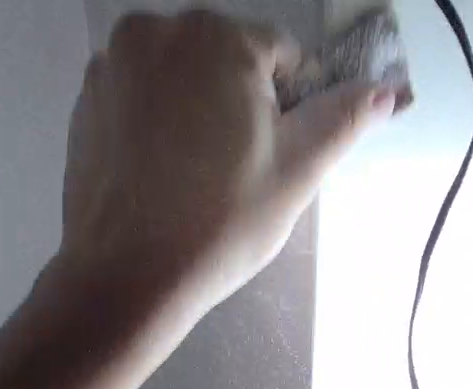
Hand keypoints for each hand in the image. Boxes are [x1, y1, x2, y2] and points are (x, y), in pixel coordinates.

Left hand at [60, 11, 396, 318]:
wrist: (127, 275)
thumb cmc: (221, 225)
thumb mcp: (297, 174)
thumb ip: (343, 120)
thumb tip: (386, 90)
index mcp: (220, 36)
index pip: (282, 55)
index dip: (288, 108)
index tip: (271, 160)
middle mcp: (159, 29)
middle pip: (226, 59)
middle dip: (239, 105)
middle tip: (233, 175)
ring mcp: (114, 62)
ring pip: (182, 78)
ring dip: (197, 112)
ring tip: (194, 178)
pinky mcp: (86, 99)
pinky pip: (142, 99)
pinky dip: (156, 125)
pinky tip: (159, 176)